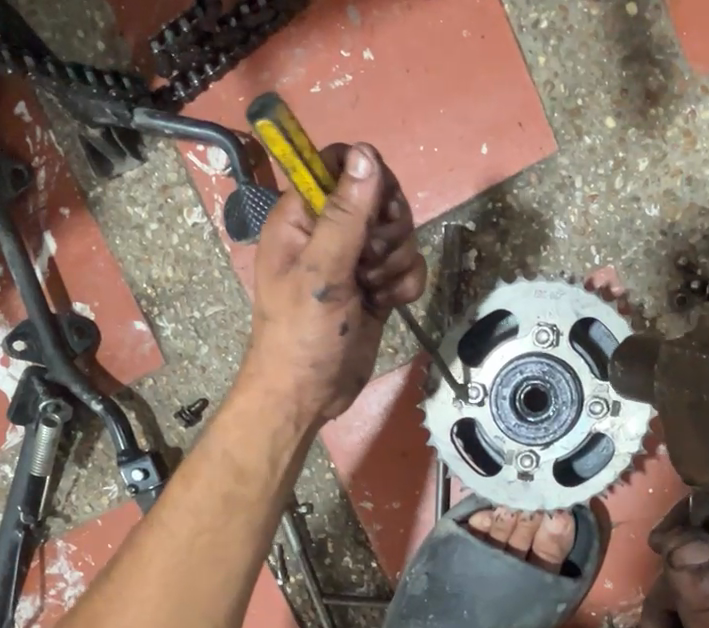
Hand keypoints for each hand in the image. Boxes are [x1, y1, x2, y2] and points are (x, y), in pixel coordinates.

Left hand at [241, 142, 426, 423]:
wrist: (308, 394)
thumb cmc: (301, 334)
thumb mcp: (321, 271)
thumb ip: (346, 213)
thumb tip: (366, 152)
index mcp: (302, 217)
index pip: (340, 165)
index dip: (367, 180)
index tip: (376, 211)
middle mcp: (329, 232)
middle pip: (380, 198)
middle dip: (387, 230)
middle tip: (371, 260)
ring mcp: (355, 262)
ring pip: (398, 236)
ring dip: (396, 263)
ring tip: (373, 291)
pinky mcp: (376, 289)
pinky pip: (407, 269)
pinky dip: (404, 285)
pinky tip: (388, 305)